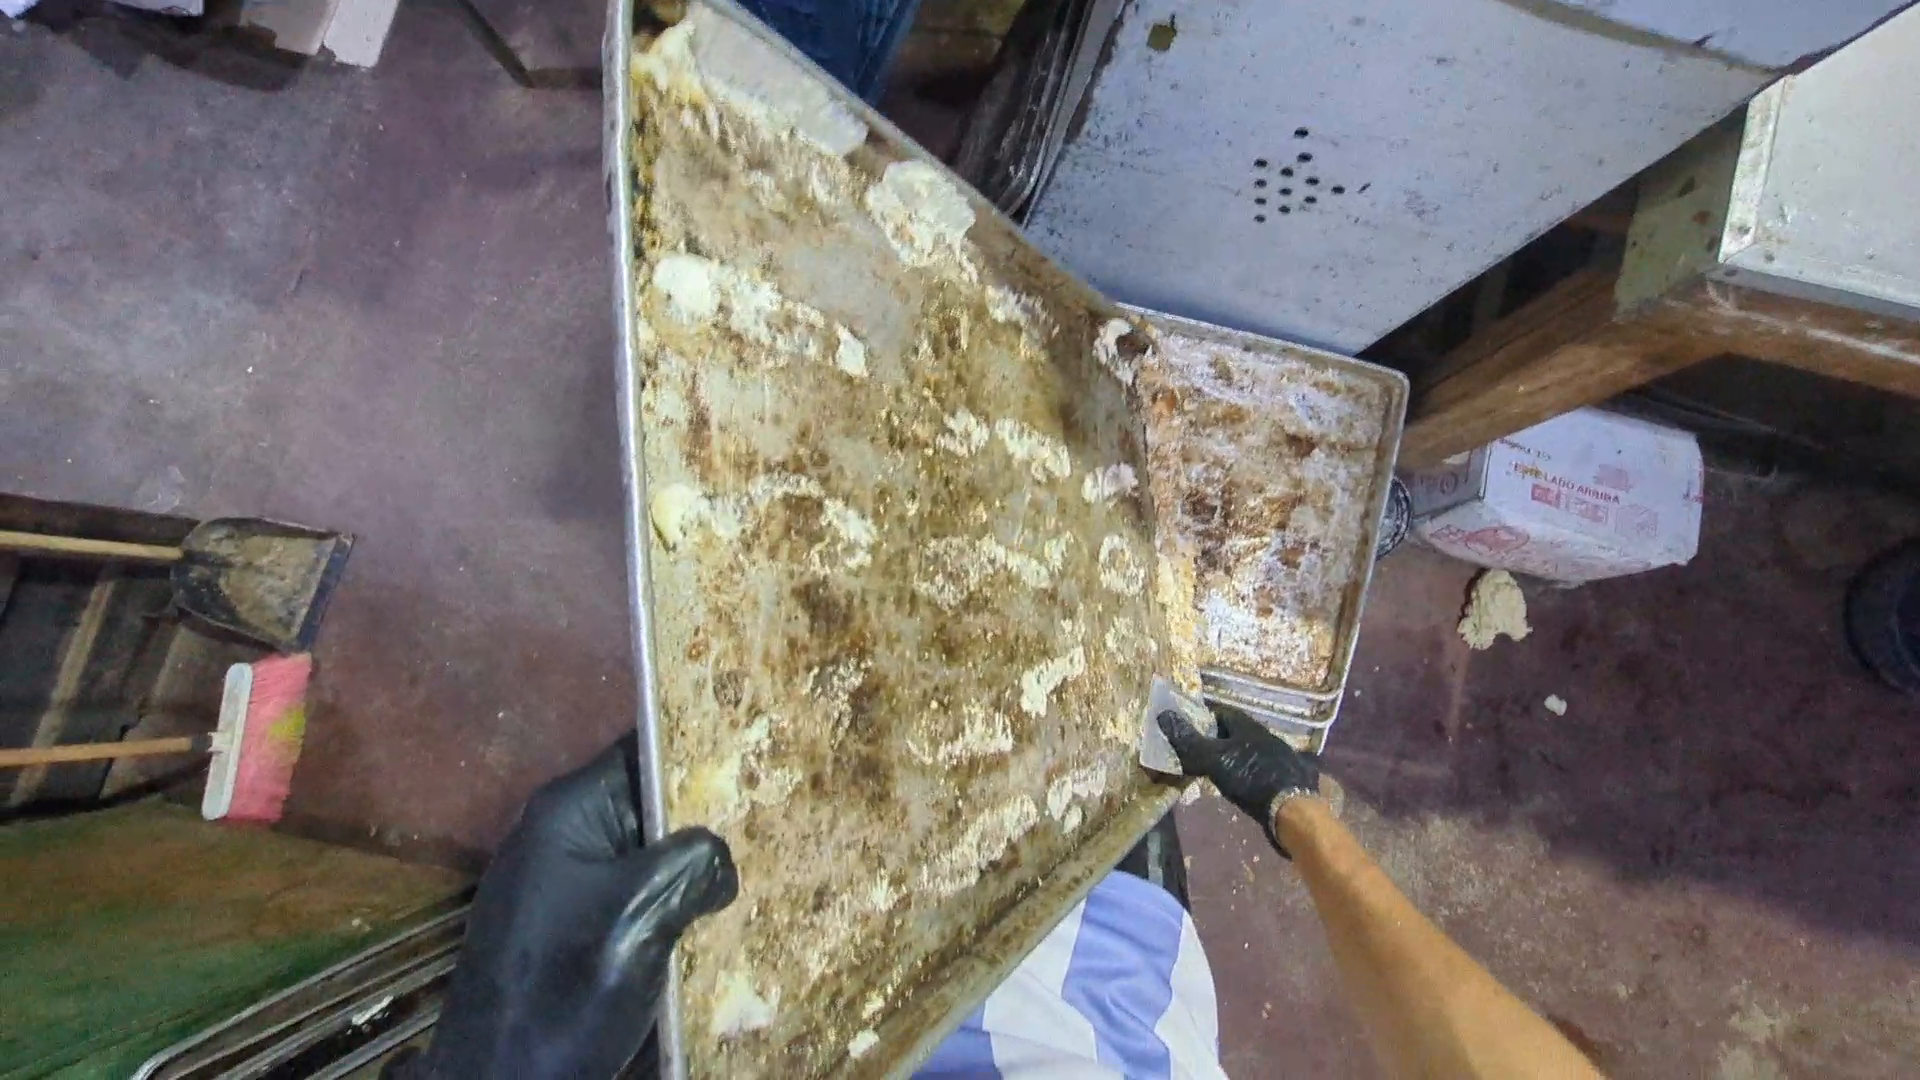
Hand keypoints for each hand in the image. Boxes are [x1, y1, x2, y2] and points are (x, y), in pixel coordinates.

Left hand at [413, 735, 736, 1079]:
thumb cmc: (565, 989)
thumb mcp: (645, 911)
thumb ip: (697, 860)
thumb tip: (719, 866)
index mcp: (568, 810)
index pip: (646, 750)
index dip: (700, 749)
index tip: (754, 756)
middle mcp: (560, 833)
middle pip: (648, 799)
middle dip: (703, 810)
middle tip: (766, 813)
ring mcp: (561, 881)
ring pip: (645, 848)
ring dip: (690, 860)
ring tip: (750, 859)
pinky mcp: (568, 923)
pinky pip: (632, 888)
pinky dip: (670, 895)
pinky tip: (709, 912)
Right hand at [1159, 705, 1320, 855]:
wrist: (1293, 809)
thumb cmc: (1250, 777)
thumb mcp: (1213, 759)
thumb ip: (1189, 741)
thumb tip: (1163, 716)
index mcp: (1246, 724)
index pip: (1219, 712)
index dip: (1201, 720)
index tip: (1187, 733)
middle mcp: (1263, 734)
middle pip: (1233, 732)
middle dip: (1216, 741)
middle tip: (1198, 755)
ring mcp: (1277, 756)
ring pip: (1246, 751)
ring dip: (1231, 758)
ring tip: (1215, 774)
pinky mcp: (1285, 777)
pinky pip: (1258, 769)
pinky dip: (1245, 774)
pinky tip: (1239, 788)